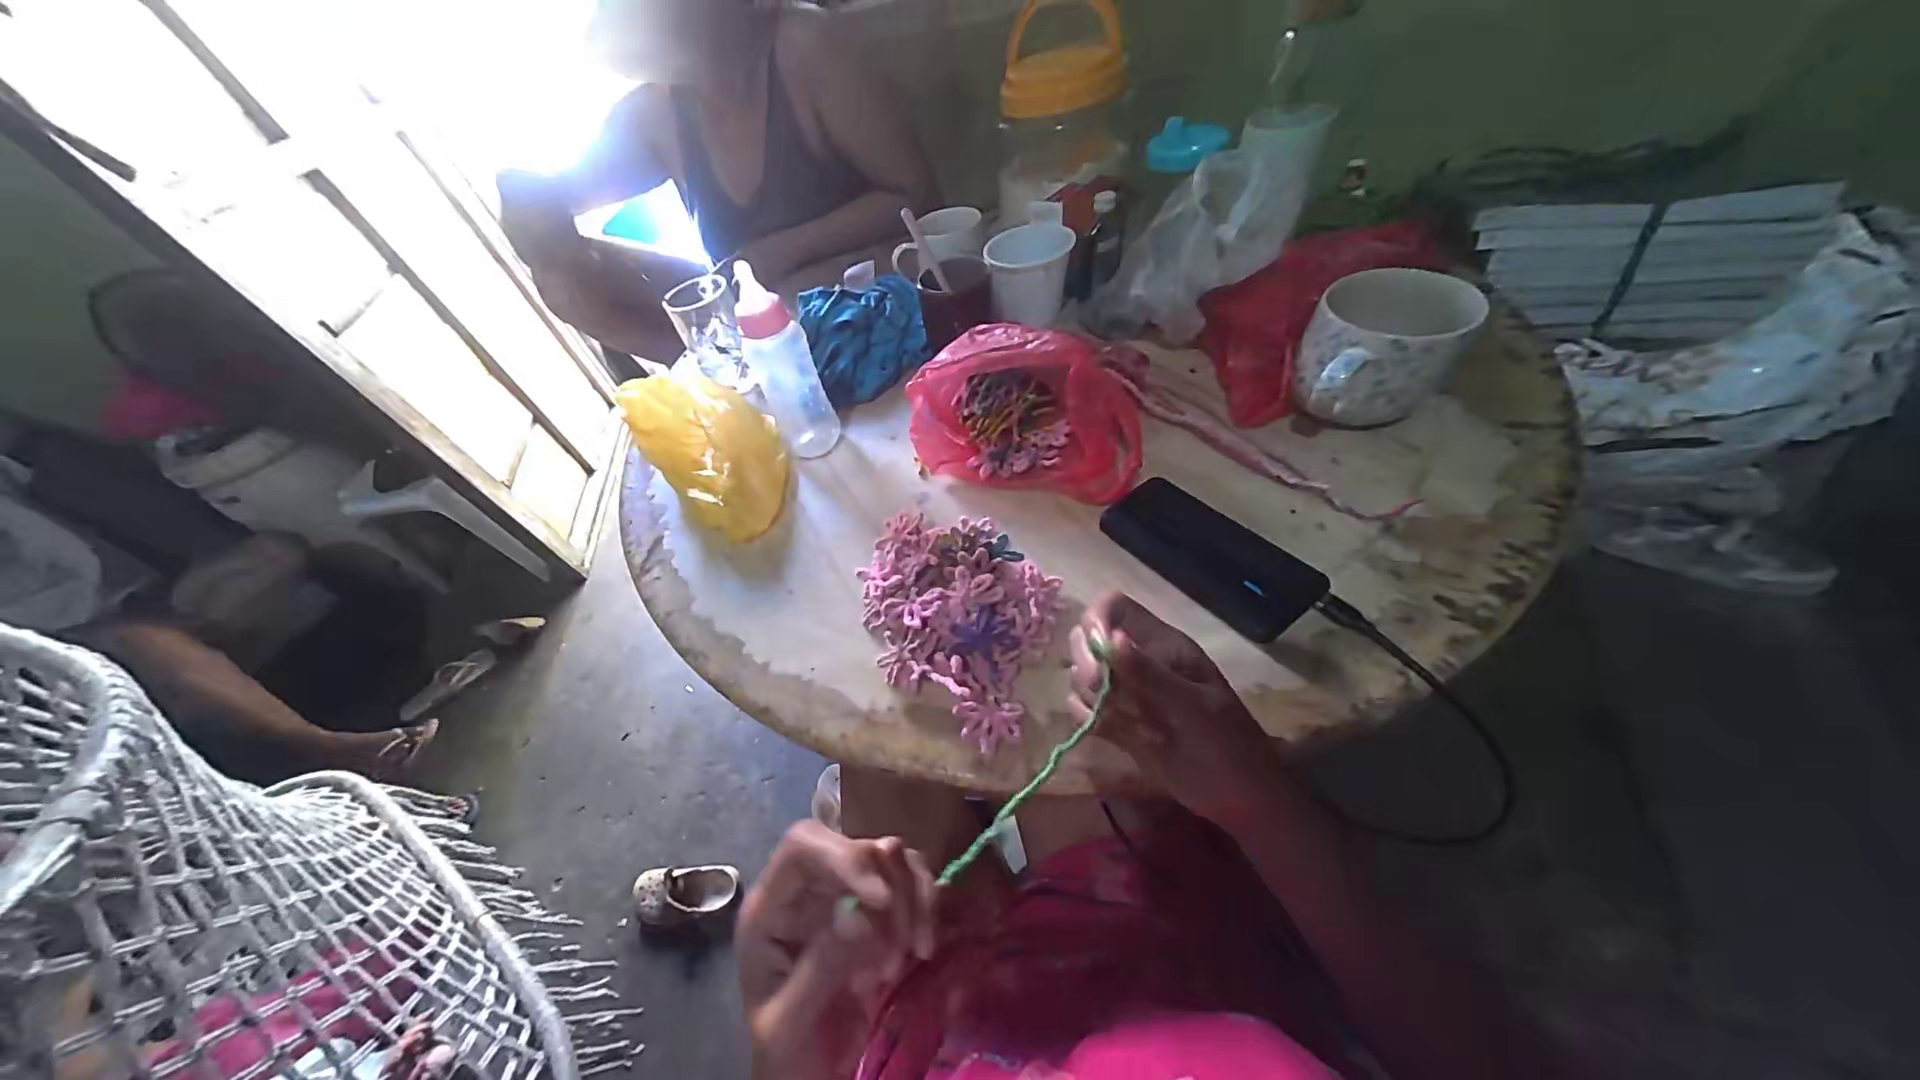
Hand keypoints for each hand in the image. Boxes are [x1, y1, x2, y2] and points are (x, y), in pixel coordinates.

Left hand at [739, 821, 935, 1079]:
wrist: (810, 1076)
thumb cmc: (787, 1056)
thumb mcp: (788, 1025)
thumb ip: (818, 968)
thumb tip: (861, 914)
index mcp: (771, 907)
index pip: (803, 846)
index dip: (845, 856)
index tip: (882, 899)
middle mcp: (809, 887)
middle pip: (857, 846)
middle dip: (890, 891)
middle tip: (901, 950)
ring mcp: (845, 891)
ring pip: (892, 858)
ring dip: (912, 903)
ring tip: (910, 957)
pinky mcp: (879, 906)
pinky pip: (913, 881)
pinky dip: (927, 907)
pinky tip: (921, 950)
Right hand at [1069, 593, 1294, 826]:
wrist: (1237, 798)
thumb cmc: (1228, 746)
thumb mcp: (1195, 708)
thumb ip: (1151, 675)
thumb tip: (1112, 640)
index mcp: (1163, 645)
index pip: (1116, 608)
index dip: (1097, 620)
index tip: (1097, 652)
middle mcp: (1138, 661)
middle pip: (1088, 637)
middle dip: (1087, 660)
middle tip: (1100, 687)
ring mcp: (1125, 691)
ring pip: (1081, 673)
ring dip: (1091, 694)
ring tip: (1124, 719)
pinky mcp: (1115, 721)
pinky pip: (1082, 707)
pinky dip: (1086, 717)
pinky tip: (1108, 731)